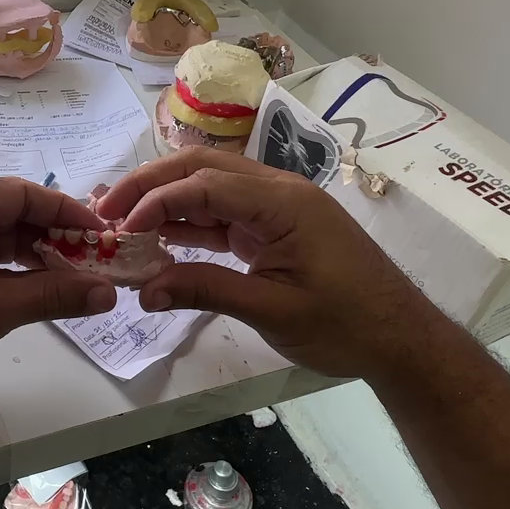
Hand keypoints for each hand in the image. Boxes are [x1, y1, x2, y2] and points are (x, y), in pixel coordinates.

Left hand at [0, 178, 118, 415]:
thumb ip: (53, 294)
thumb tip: (107, 293)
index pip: (21, 193)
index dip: (67, 214)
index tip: (104, 236)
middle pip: (7, 212)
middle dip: (52, 238)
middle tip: (94, 264)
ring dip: (30, 256)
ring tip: (72, 280)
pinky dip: (4, 270)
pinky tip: (32, 289)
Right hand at [93, 148, 445, 380]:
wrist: (402, 340)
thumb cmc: (345, 326)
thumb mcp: (272, 311)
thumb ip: (205, 291)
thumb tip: (144, 292)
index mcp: (282, 202)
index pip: (204, 185)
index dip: (156, 203)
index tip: (119, 229)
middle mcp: (278, 191)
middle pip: (202, 168)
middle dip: (151, 184)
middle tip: (107, 209)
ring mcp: (276, 207)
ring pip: (209, 184)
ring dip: (166, 199)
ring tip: (122, 219)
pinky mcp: (274, 226)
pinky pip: (222, 212)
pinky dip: (188, 221)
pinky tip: (159, 236)